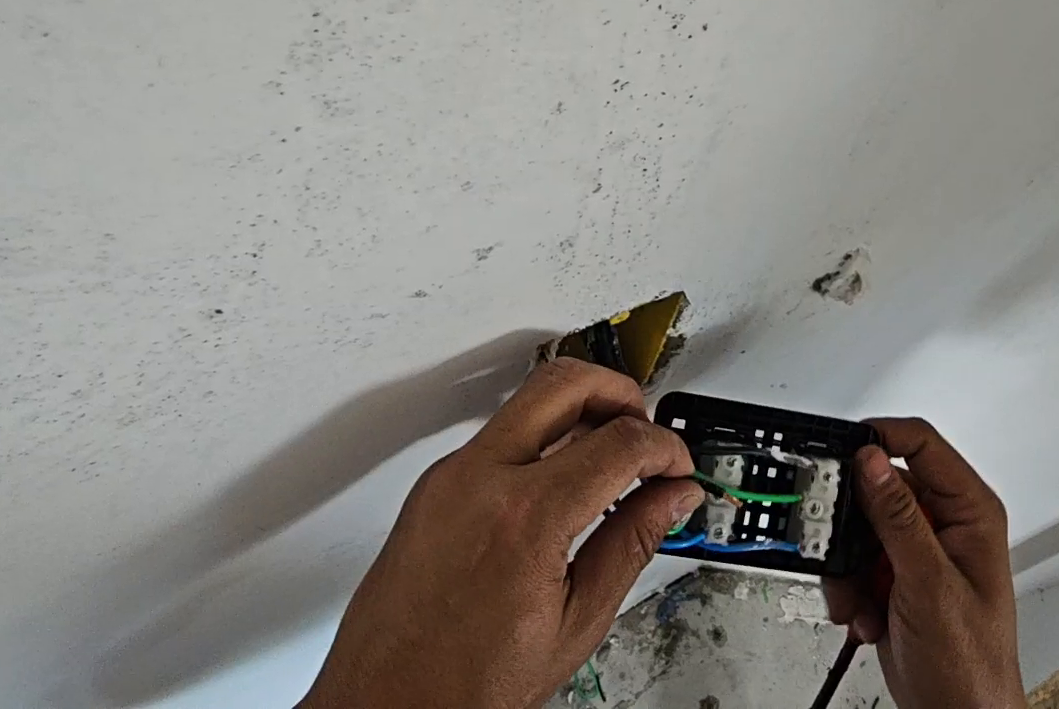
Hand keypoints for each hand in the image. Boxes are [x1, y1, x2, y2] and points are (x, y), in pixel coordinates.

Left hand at [298, 358, 704, 708]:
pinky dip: (546, 434)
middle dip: (622, 392)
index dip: (665, 447)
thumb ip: (632, 543)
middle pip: (566, 382)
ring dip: (583, 406)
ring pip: (531, 395)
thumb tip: (672, 497)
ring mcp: (451, 474)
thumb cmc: (463, 688)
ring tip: (612, 451)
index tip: (677, 466)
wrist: (381, 707)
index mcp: (525, 518)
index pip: (619, 442)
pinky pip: (502, 430)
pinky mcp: (435, 481)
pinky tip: (565, 475)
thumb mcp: (575, 623)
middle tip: (648, 430)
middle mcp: (481, 479)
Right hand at [823, 418, 1026, 708]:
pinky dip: (848, 584)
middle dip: (852, 522)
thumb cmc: (971, 668)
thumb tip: (871, 459)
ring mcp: (915, 547)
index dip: (880, 437)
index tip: (841, 452)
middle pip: (878, 484)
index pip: (921, 443)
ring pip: (858, 522)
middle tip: (838, 545)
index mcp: (968, 511)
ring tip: (857, 596)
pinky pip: (852, 555)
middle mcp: (943, 521)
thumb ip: (897, 517)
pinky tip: (864, 613)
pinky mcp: (893, 571)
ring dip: (847, 563)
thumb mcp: (929, 584)